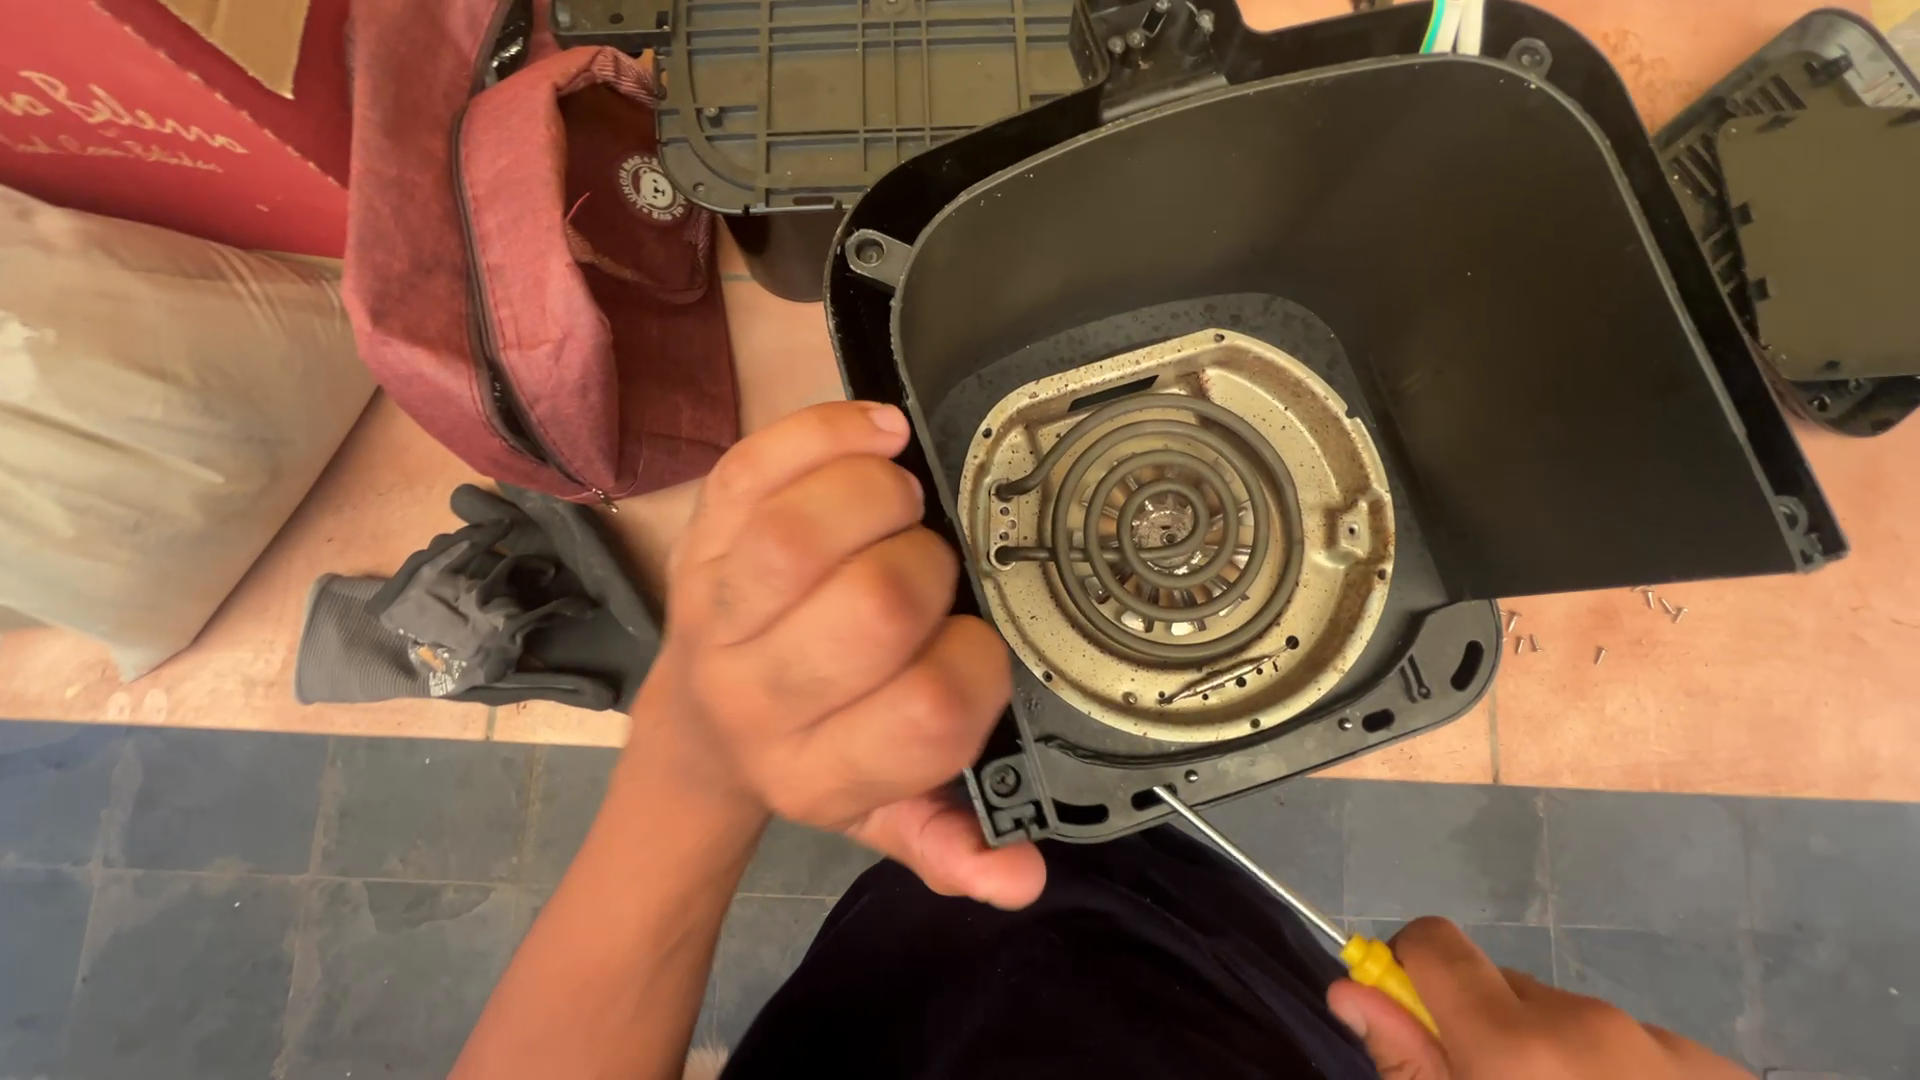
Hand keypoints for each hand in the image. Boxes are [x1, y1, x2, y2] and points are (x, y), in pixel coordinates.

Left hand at [632, 400, 1045, 908]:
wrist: (697, 727)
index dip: (977, 662)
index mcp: (820, 772)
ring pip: (802, 533)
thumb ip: (946, 844)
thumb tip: (1020, 877)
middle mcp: (759, 698)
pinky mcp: (699, 542)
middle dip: (930, 572)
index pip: (931, 713)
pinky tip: (877, 433)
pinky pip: (755, 467)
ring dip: (879, 497)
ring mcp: (716, 614)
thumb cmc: (808, 753)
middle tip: (932, 565)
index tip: (971, 644)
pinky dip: (827, 433)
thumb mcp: (877, 816)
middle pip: (875, 608)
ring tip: (901, 499)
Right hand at [1327, 918, 1751, 1078]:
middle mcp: (1588, 1023)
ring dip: (1559, 1057)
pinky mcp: (1725, 1072)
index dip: (1410, 968)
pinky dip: (1624, 1078)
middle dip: (1488, 1027)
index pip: (1432, 940)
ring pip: (1573, 1019)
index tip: (1418, 1019)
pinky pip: (1642, 1048)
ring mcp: (1666, 1046)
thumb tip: (1349, 990)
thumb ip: (1408, 1062)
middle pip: (1502, 985)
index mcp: (1513, 1041)